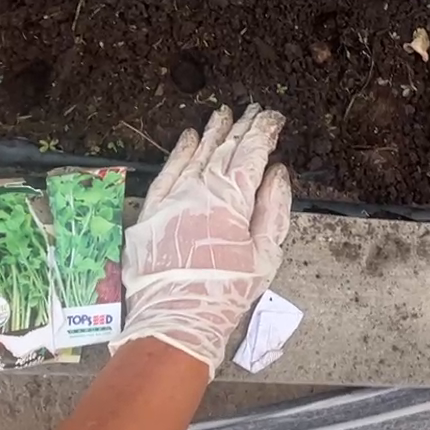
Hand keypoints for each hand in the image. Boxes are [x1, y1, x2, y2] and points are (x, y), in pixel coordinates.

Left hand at [112, 103, 291, 373]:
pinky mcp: (153, 211)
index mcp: (233, 198)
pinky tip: (188, 138)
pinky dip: (179, 152)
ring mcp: (174, 198)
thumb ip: (273, 208)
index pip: (251, 153)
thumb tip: (277, 172)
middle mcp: (201, 189)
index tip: (273, 116)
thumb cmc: (228, 291)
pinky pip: (167, 172)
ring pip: (196, 155)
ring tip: (222, 114)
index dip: (263, 131)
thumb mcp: (265, 254)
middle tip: (252, 109)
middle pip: (225, 149)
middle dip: (241, 127)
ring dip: (212, 133)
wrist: (176, 320)